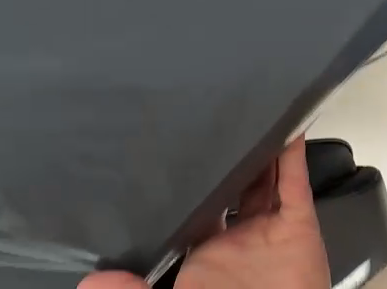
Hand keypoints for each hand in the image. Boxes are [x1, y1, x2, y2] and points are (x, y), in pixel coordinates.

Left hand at [82, 138, 330, 288]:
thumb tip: (90, 282)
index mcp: (198, 262)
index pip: (188, 216)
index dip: (183, 188)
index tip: (175, 157)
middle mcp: (232, 241)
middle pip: (229, 190)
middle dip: (225, 161)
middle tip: (216, 124)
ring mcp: (266, 231)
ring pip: (263, 179)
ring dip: (259, 149)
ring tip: (250, 115)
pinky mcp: (297, 225)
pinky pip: (295, 182)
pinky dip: (294, 154)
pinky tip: (287, 128)